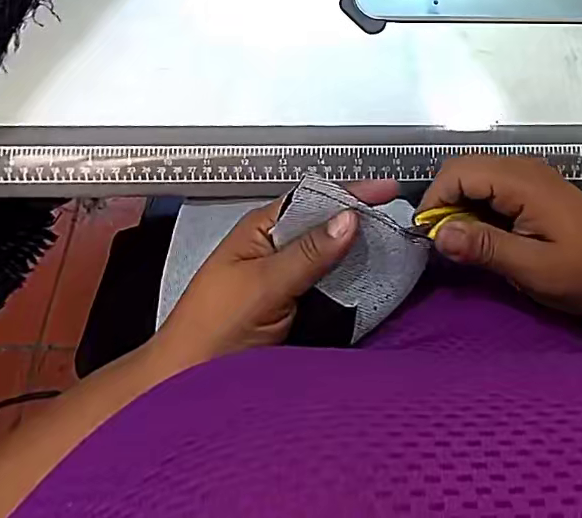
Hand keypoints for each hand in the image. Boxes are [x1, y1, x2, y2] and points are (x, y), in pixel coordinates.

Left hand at [151, 180, 397, 367]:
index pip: (313, 198)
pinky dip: (357, 282)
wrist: (181, 391)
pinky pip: (334, 287)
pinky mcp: (299, 310)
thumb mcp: (261, 285)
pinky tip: (378, 281)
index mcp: (263, 229)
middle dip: (362, 219)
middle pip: (327, 224)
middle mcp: (278, 248)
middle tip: (401, 220)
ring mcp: (289, 280)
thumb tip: (351, 217)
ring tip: (398, 247)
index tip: (389, 189)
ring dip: (362, 252)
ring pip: (333, 256)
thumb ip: (307, 253)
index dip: (351, 191)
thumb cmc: (212, 329)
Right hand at [418, 156, 581, 328]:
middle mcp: (524, 168)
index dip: (434, 201)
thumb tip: (438, 235)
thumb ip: (484, 247)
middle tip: (442, 243)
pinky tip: (485, 237)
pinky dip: (479, 207)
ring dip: (461, 206)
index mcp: (522, 181)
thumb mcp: (533, 269)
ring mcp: (532, 176)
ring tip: (463, 244)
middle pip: (465, 169)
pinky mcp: (536, 189)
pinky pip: (494, 187)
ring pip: (477, 177)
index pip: (458, 172)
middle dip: (444, 202)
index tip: (427, 238)